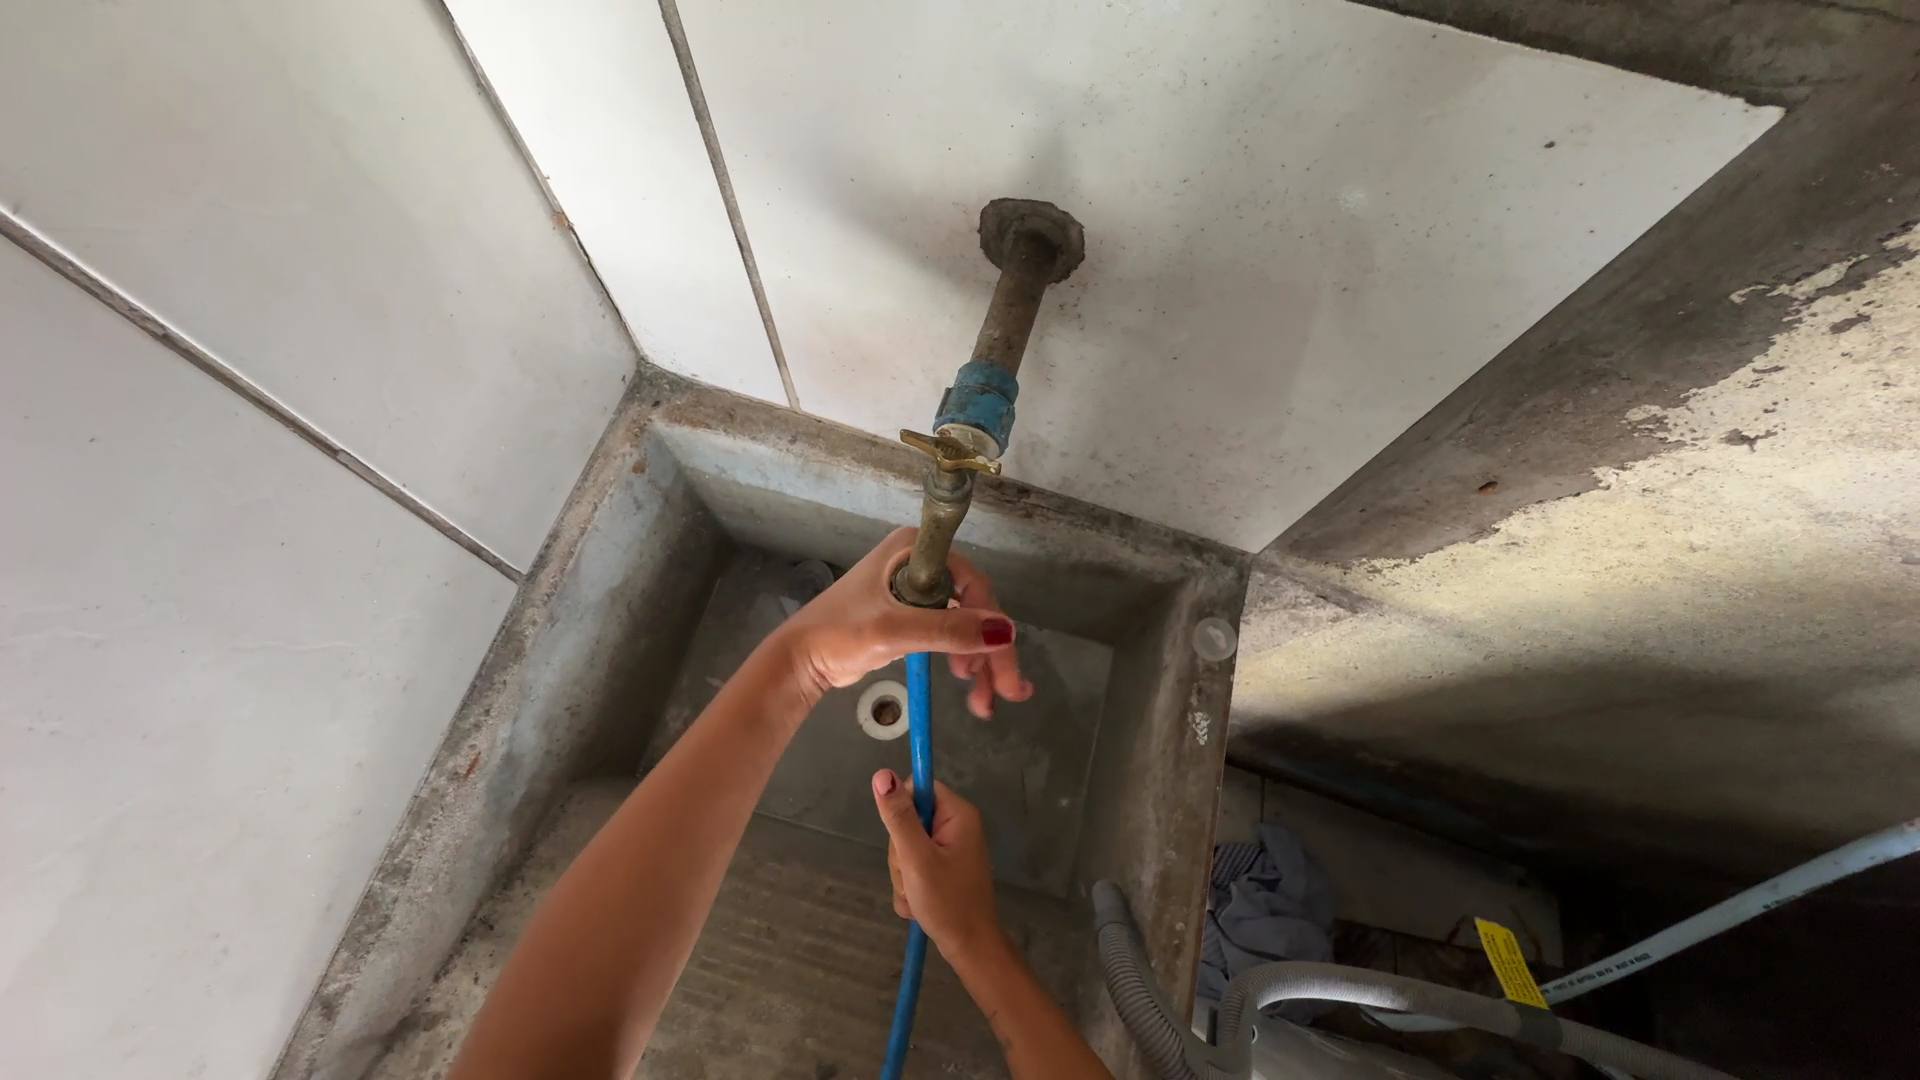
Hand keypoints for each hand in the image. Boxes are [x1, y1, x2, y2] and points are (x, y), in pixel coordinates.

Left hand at [775, 527, 1032, 717]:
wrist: (800, 660)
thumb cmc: (838, 635)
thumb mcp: (893, 631)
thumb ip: (948, 631)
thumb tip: (1006, 632)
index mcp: (916, 550)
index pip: (972, 582)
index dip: (991, 620)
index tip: (1002, 656)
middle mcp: (922, 563)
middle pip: (974, 606)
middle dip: (991, 651)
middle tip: (1007, 691)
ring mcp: (918, 591)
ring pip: (966, 624)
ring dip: (981, 661)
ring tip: (984, 703)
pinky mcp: (912, 617)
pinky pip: (950, 635)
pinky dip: (964, 660)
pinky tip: (973, 687)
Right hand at [872, 771, 1003, 959]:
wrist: (970, 949)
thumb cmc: (948, 902)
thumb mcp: (917, 858)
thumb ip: (899, 817)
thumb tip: (882, 774)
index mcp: (957, 814)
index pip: (918, 789)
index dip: (902, 811)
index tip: (902, 839)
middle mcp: (955, 825)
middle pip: (909, 820)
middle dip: (901, 852)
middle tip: (913, 875)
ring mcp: (949, 847)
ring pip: (907, 846)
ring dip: (903, 873)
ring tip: (917, 893)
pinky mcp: (942, 867)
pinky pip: (913, 865)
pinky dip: (910, 885)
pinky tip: (918, 903)